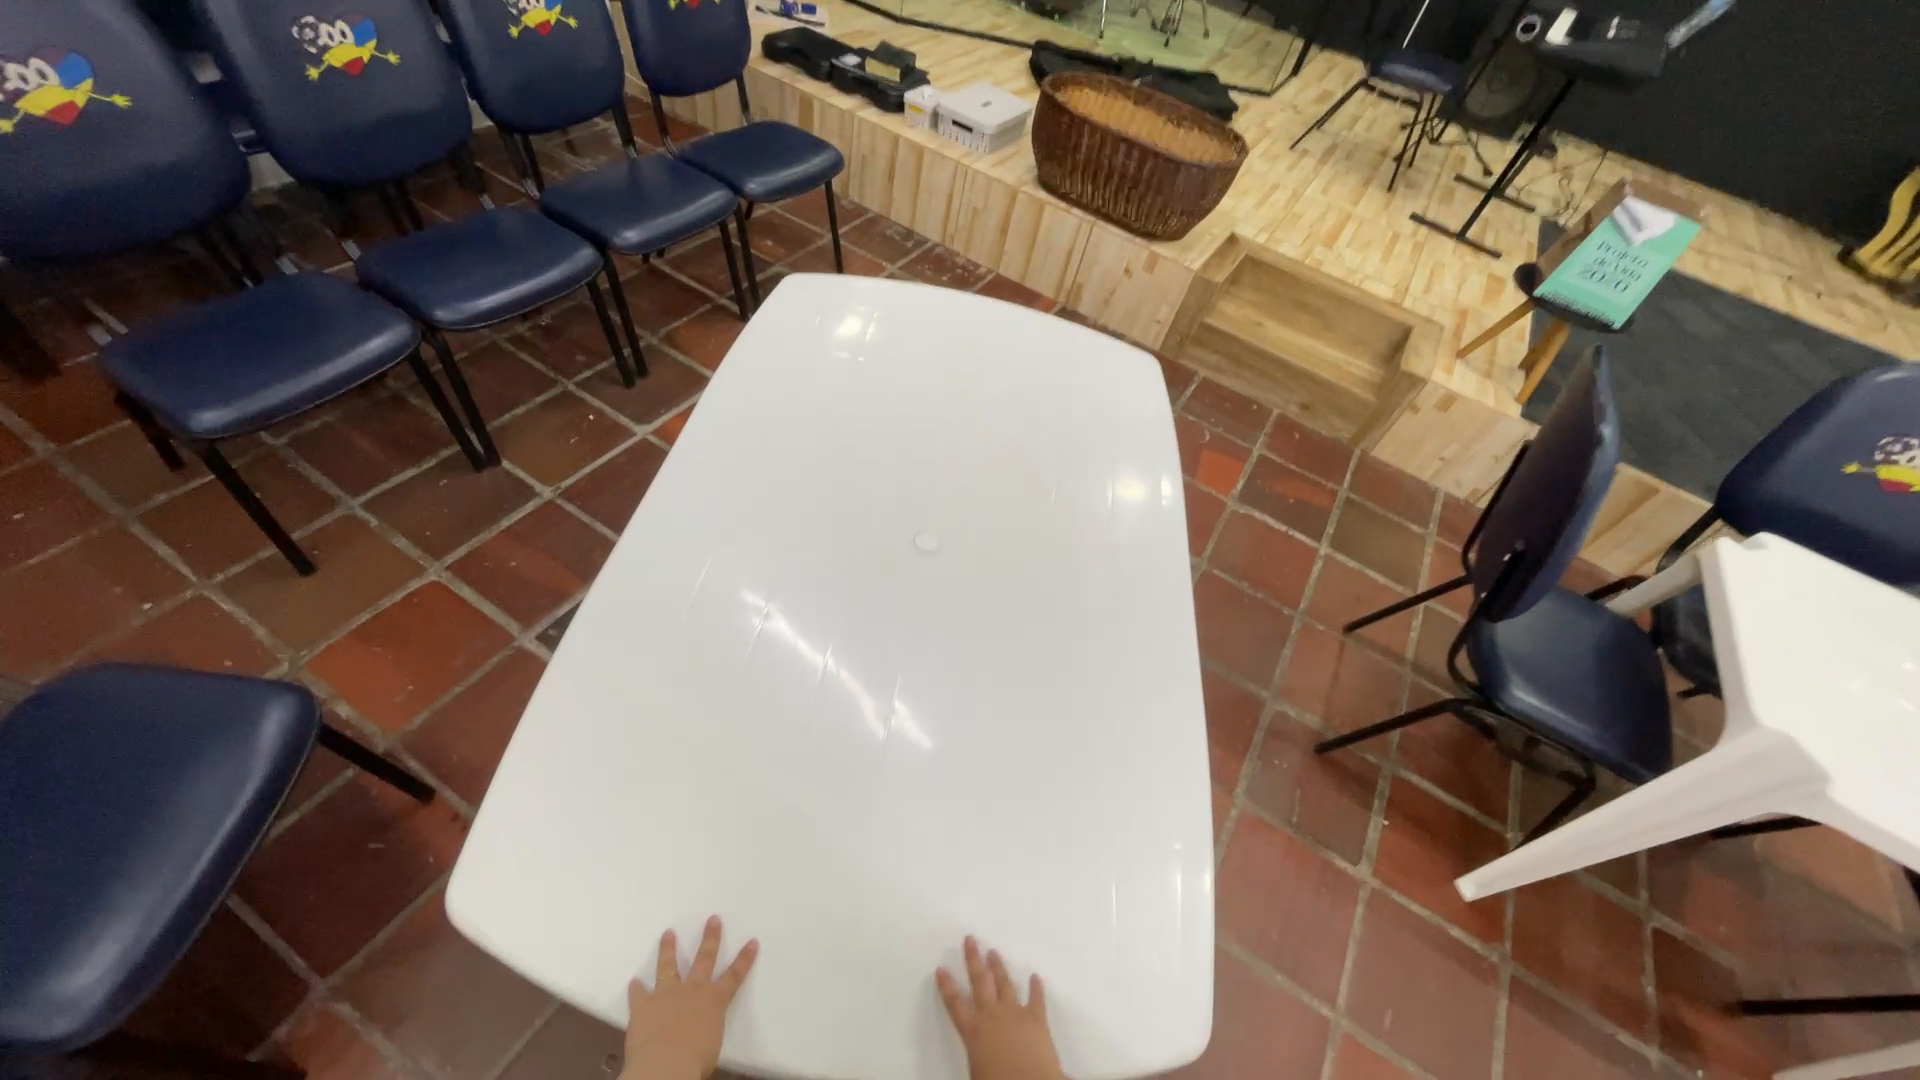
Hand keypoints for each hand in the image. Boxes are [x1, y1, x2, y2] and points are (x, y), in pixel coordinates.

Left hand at [621, 916, 758, 1079]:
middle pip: (704, 958)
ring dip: (669, 949)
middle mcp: (693, 990)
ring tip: (668, 933)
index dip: (745, 959)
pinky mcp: (644, 1005)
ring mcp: (667, 994)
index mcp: (714, 1001)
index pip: (734, 976)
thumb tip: (701, 1032)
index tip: (752, 941)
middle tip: (713, 919)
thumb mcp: (711, 1045)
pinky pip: (638, 993)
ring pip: (669, 966)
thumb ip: (707, 1030)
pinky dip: (636, 988)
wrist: (664, 1066)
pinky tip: (633, 981)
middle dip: (710, 938)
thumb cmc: (695, 1061)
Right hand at [936, 937, 1066, 1079]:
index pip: (955, 1004)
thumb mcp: (976, 1073)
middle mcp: (992, 1015)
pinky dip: (1036, 987)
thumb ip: (977, 1056)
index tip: (941, 968)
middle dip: (973, 959)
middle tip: (970, 939)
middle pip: (979, 981)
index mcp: (974, 1031)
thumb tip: (978, 1057)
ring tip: (993, 952)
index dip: (947, 986)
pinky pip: (1036, 999)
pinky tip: (1035, 976)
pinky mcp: (1036, 1018)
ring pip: (1004, 984)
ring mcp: (1015, 1013)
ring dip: (998, 967)